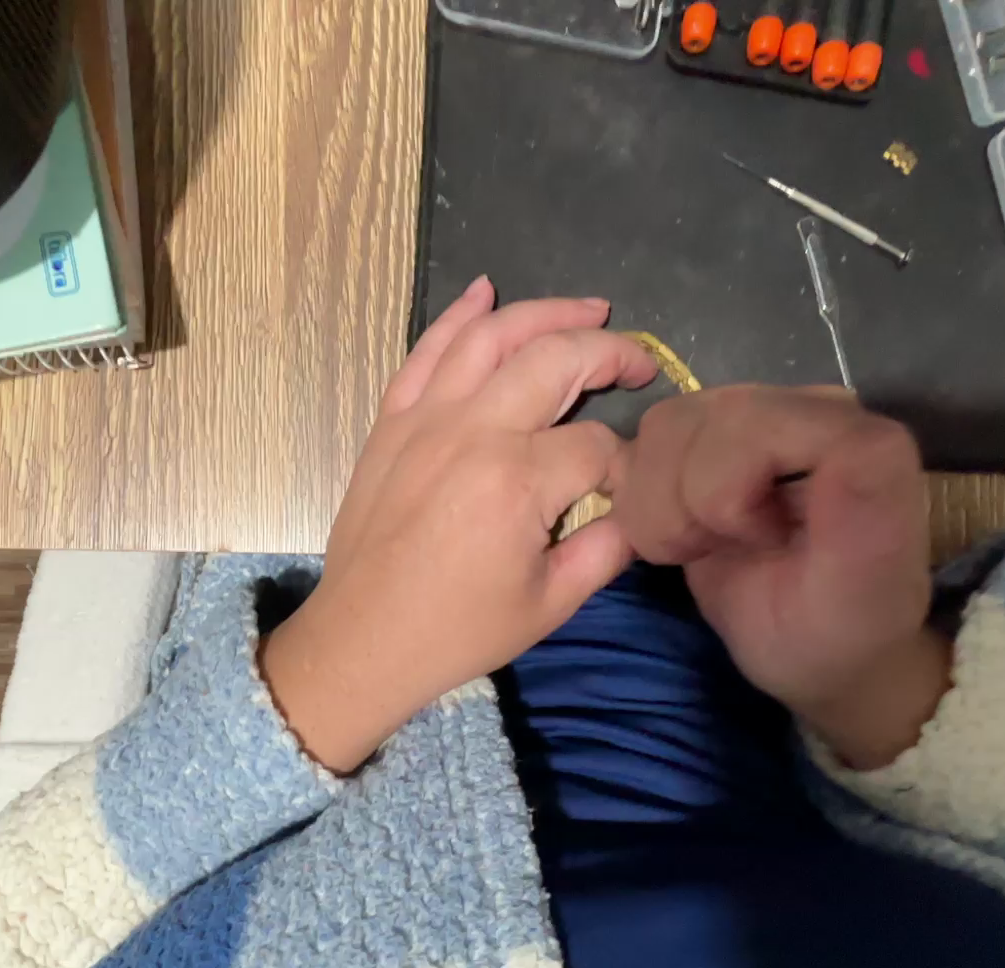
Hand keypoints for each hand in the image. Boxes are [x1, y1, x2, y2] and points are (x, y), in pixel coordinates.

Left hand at [261, 278, 657, 772]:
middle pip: (555, 361)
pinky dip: (457, 316)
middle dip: (610, 354)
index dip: (626, 462)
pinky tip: (485, 291)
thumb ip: (609, 546)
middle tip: (639, 363)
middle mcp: (472, 432)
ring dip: (546, 314)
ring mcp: (425, 419)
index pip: (597, 446)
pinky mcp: (391, 422)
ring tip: (590, 309)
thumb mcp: (551, 604)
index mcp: (517, 482)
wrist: (363, 639)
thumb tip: (642, 506)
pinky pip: (425, 352)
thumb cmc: (458, 631)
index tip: (630, 485)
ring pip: (491, 337)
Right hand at [609, 385, 949, 769]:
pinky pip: (635, 450)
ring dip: (659, 511)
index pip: (744, 424)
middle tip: (727, 552)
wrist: (809, 648)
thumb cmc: (836, 629)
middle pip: (686, 425)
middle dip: (686, 509)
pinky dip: (638, 508)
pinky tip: (677, 538)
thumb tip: (859, 439)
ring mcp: (739, 420)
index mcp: (847, 431)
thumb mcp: (862, 589)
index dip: (727, 497)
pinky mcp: (696, 442)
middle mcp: (790, 409)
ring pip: (655, 433)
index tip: (763, 544)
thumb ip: (867, 512)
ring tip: (704, 547)